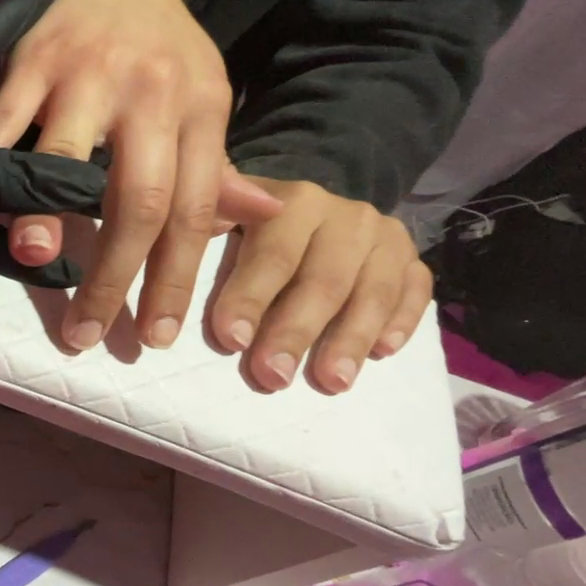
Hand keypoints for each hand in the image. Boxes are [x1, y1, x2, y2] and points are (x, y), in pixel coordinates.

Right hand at [0, 0, 280, 350]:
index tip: (152, 335)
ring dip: (46, 214)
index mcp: (202, 107)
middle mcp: (153, 92)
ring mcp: (88, 74)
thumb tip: (256, 220)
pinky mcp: (31, 60)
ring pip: (68, 160)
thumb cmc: (148, 41)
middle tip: (85, 331)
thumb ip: (215, 162)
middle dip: (115, 273)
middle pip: (142, 197)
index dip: (176, 278)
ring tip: (33, 260)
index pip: (197, 209)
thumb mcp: (197, 95)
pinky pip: (4, 125)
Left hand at [213, 177, 433, 391]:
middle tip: (273, 377)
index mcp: (290, 203)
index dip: (249, 299)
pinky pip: (415, 290)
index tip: (230, 341)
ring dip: (350, 340)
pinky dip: (401, 322)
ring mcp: (383, 235)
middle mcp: (344, 215)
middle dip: (295, 333)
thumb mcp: (214, 218)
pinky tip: (383, 353)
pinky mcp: (409, 256)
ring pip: (372, 291)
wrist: (290, 206)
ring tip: (330, 382)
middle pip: (322, 281)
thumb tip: (170, 253)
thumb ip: (199, 233)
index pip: (270, 256)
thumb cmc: (236, 225)